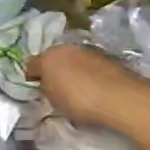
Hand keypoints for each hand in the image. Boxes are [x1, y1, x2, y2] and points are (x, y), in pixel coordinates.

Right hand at [27, 44, 149, 129]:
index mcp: (47, 57)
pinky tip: (91, 83)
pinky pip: (87, 62)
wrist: (118, 96)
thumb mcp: (54, 101)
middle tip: (55, 85)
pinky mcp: (103, 55)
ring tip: (75, 85)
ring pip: (71, 57)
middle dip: (52, 68)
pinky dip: (86, 70)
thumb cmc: (78, 101)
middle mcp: (64, 47)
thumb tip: (46, 84)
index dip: (32, 76)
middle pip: (52, 57)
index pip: (31, 65)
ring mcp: (85, 49)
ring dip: (70, 67)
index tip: (36, 87)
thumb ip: (46, 89)